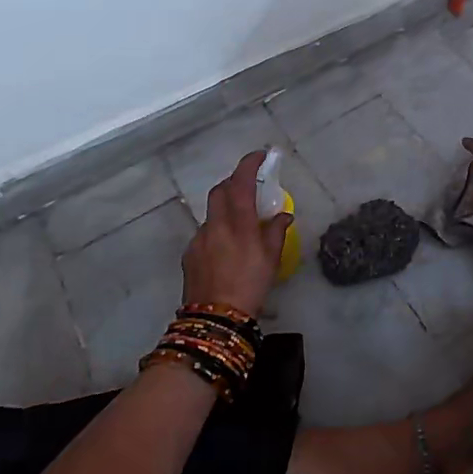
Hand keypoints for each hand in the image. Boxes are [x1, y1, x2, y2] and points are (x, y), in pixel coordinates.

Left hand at [180, 150, 292, 316]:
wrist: (216, 317)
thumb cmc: (251, 286)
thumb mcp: (271, 260)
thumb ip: (276, 232)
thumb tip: (283, 215)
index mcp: (239, 223)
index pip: (241, 182)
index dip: (248, 164)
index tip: (259, 156)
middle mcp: (216, 224)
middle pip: (220, 191)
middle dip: (233, 183)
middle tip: (248, 188)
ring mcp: (199, 238)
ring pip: (212, 214)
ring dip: (225, 212)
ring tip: (240, 228)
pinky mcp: (189, 253)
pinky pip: (204, 234)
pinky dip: (216, 233)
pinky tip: (225, 252)